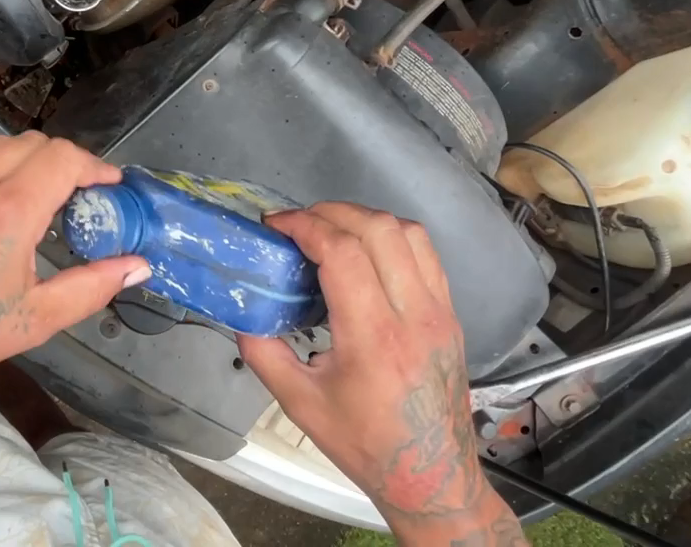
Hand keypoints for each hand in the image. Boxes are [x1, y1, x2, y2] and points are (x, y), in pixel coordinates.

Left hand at [0, 133, 151, 394]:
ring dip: (20, 163)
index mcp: (7, 213)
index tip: (106, 183)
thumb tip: (139, 265)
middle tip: (70, 195)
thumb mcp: (39, 317)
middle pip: (33, 143)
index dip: (92, 166)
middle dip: (60, 162)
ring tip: (25, 200)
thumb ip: (95, 285)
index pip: (63, 157)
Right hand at [237, 203, 519, 543]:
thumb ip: (261, 351)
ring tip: (329, 230)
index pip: (343, 252)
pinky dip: (389, 235)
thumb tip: (240, 309)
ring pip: (406, 232)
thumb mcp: (298, 403)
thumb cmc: (365, 443)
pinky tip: (364, 250)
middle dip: (328, 212)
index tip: (275, 225)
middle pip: (376, 229)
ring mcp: (439, 312)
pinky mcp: (450, 314)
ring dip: (361, 219)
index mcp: (373, 338)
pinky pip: (424, 252)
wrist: (434, 480)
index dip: (304, 225)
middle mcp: (414, 316)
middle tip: (297, 224)